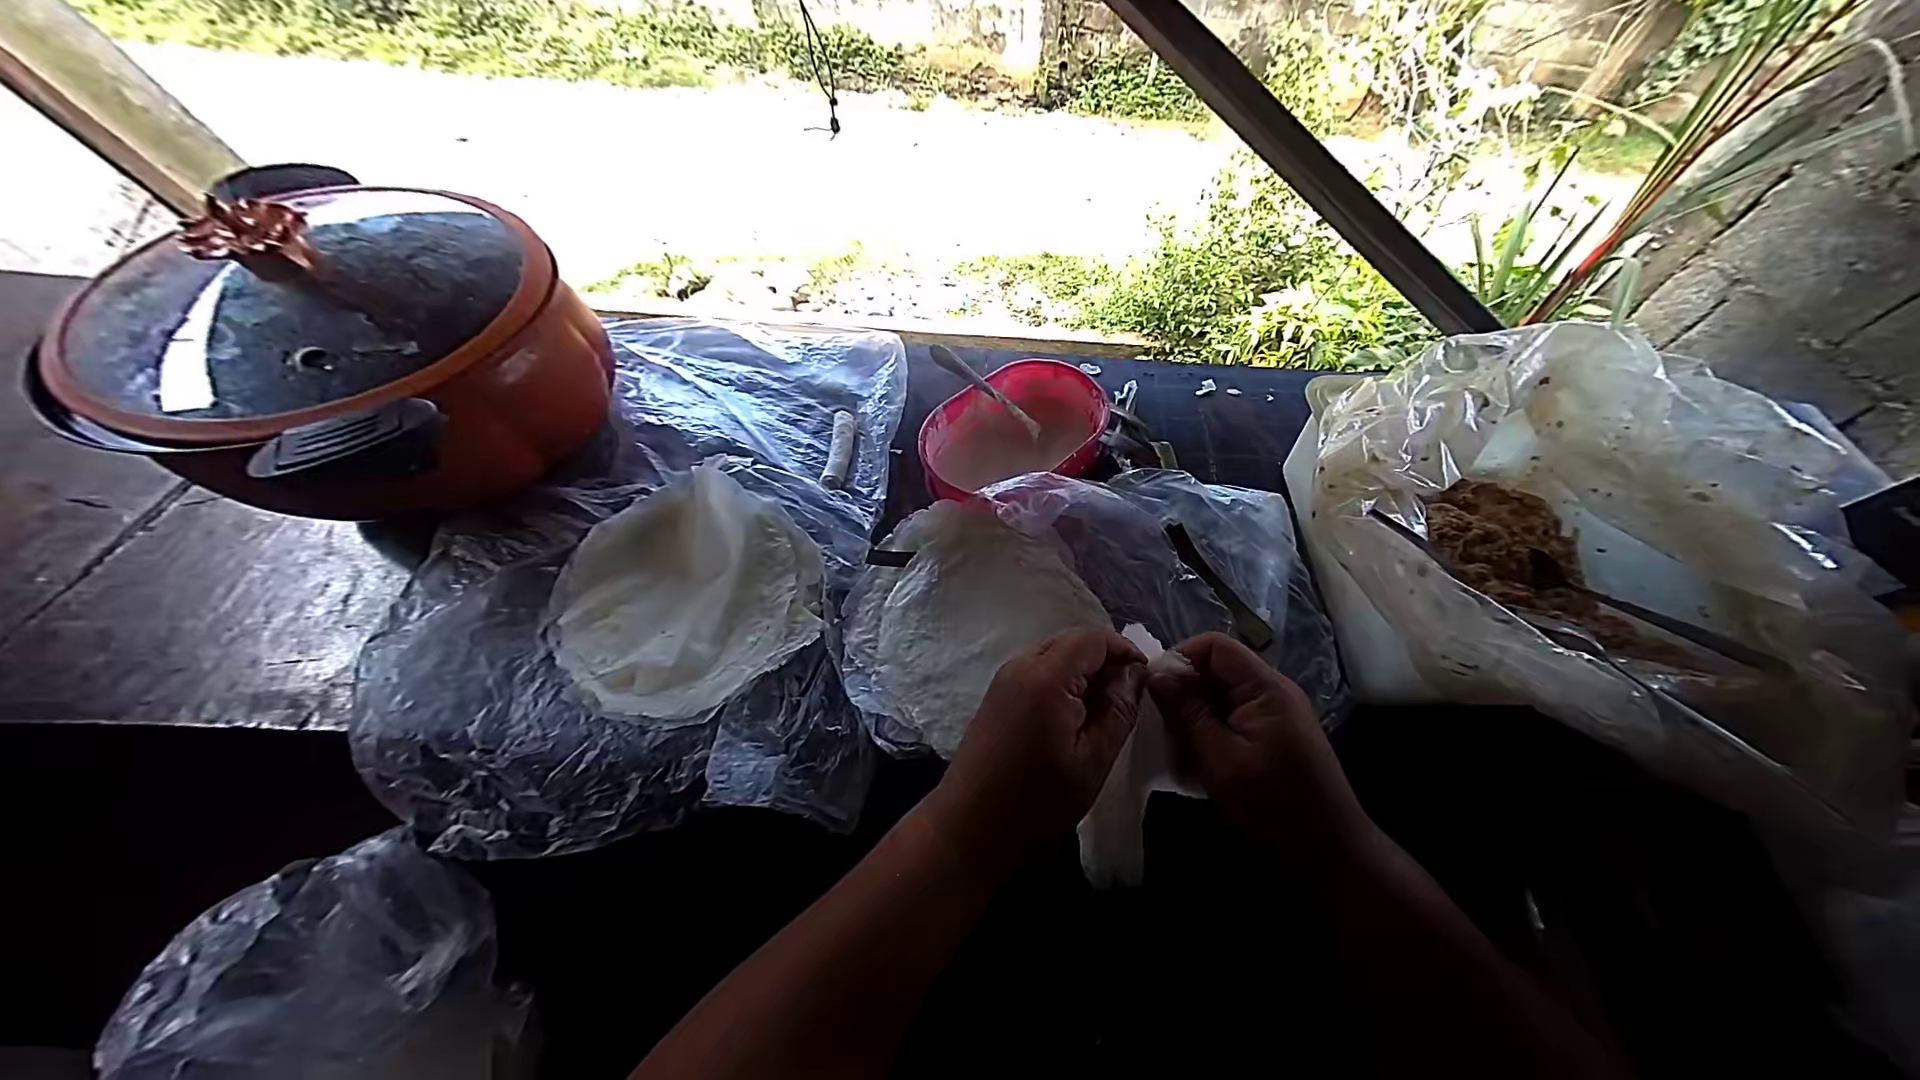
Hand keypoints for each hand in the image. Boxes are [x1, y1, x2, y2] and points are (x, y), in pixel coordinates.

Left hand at [924, 629, 1146, 872]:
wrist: (970, 824)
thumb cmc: (1037, 799)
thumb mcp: (1092, 759)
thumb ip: (1118, 710)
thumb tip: (1134, 673)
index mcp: (1045, 677)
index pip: (1092, 638)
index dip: (1124, 650)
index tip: (1146, 677)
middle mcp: (1020, 666)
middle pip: (1071, 641)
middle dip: (1104, 659)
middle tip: (1129, 694)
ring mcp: (1004, 679)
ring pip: (1053, 654)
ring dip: (1083, 670)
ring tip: (1106, 707)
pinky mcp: (997, 695)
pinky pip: (1037, 670)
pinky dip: (1062, 680)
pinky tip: (1075, 714)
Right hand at [1147, 632, 1373, 867]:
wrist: (1330, 860)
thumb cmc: (1273, 808)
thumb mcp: (1220, 759)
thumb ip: (1187, 712)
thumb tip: (1155, 674)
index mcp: (1266, 688)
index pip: (1215, 645)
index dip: (1180, 657)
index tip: (1153, 687)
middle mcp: (1272, 693)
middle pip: (1216, 668)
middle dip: (1182, 688)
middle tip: (1156, 719)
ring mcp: (1273, 716)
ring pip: (1219, 694)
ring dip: (1192, 713)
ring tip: (1171, 741)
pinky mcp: (1270, 738)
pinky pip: (1230, 717)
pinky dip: (1207, 731)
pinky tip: (1192, 758)